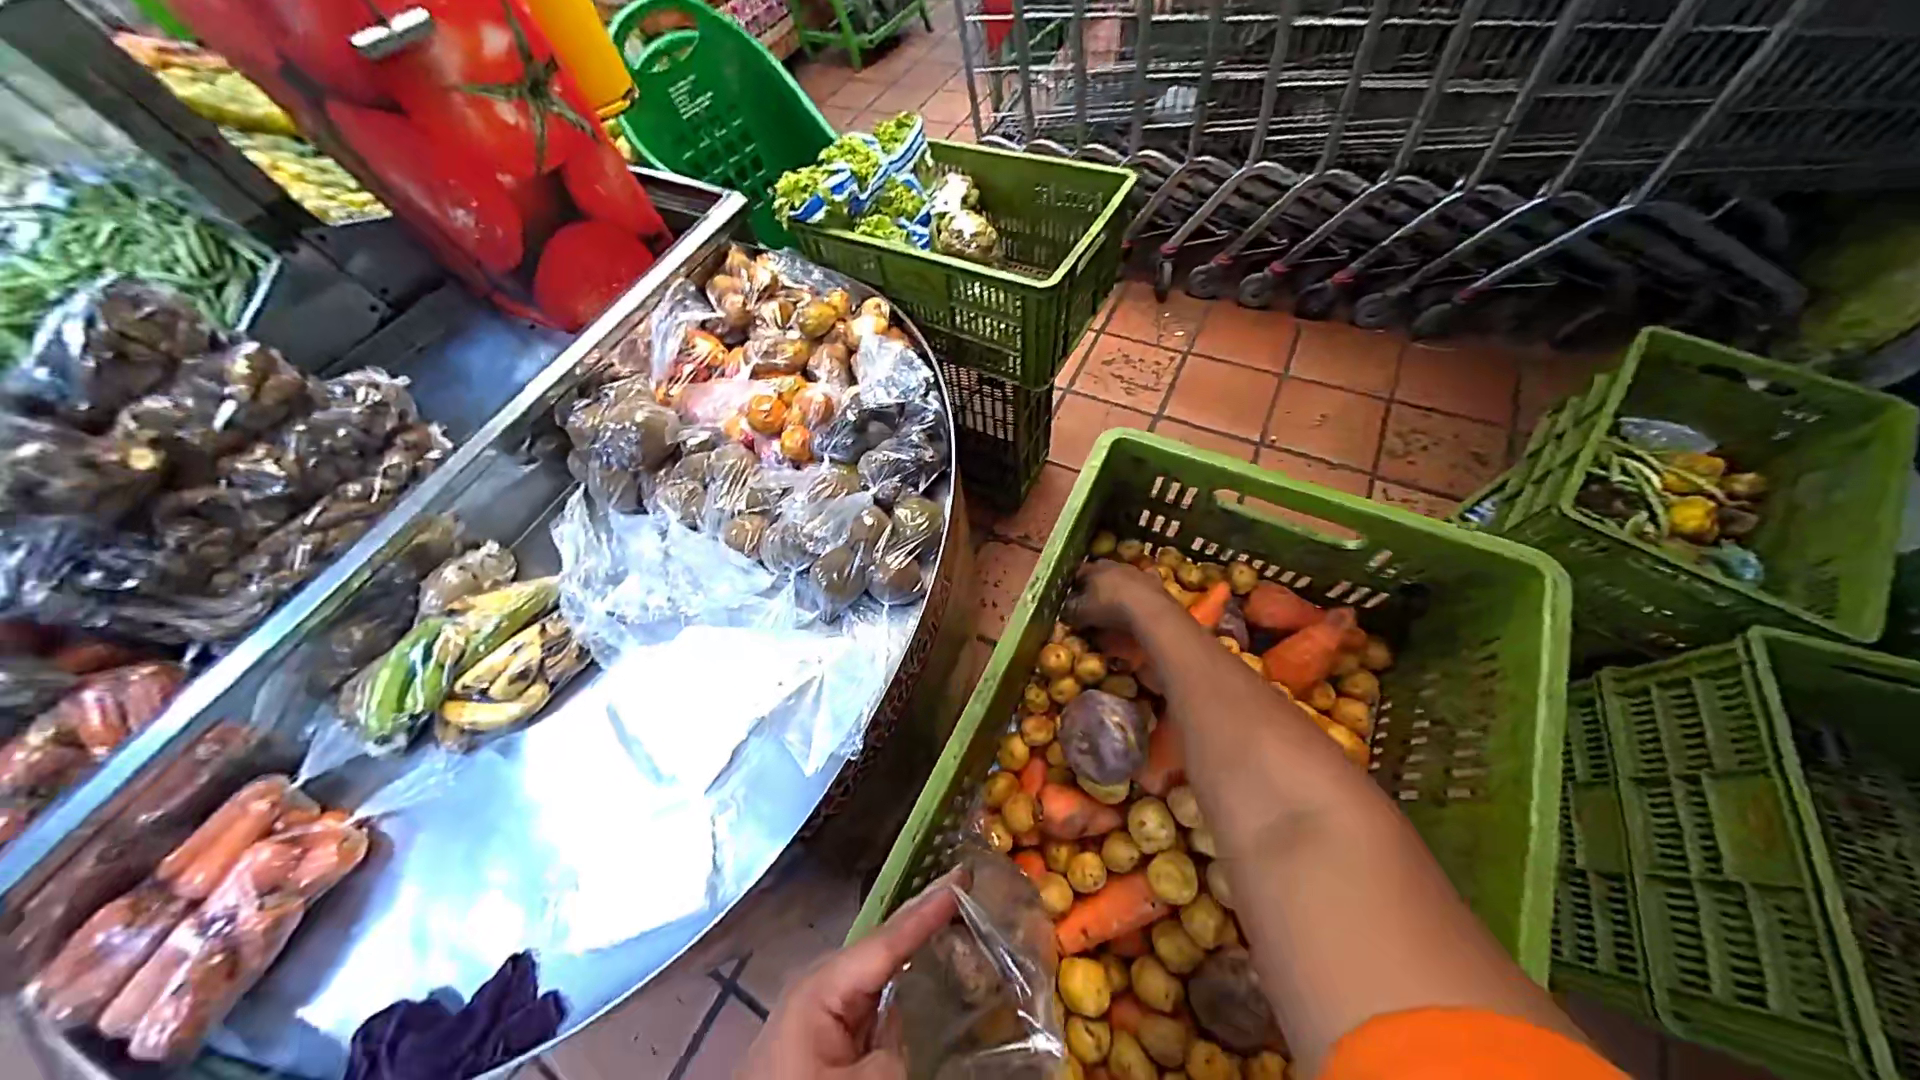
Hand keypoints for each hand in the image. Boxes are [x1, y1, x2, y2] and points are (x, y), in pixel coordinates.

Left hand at [739, 870, 965, 1079]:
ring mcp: (822, 1004)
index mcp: (823, 984)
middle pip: (884, 943)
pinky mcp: (825, 1030)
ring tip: (954, 917)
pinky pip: (872, 998)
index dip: (928, 908)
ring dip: (915, 947)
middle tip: (963, 887)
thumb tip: (905, 1030)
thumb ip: (896, 1049)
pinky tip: (925, 974)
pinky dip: (901, 981)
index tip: (960, 876)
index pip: (888, 938)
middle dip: (923, 916)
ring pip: (880, 968)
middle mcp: (822, 981)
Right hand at [1062, 558, 1178, 633]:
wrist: (1148, 610)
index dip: (1072, 582)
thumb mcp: (1081, 613)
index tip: (1069, 593)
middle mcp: (1114, 565)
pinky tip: (1139, 595)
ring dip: (1118, 582)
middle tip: (1091, 595)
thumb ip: (1069, 609)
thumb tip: (1063, 609)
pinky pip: (1145, 581)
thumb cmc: (1109, 609)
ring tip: (1115, 597)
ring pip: (1123, 573)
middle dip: (1095, 580)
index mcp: (1094, 569)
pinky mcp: (1155, 581)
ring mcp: (1136, 571)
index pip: (1078, 571)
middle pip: (1100, 570)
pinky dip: (1141, 587)